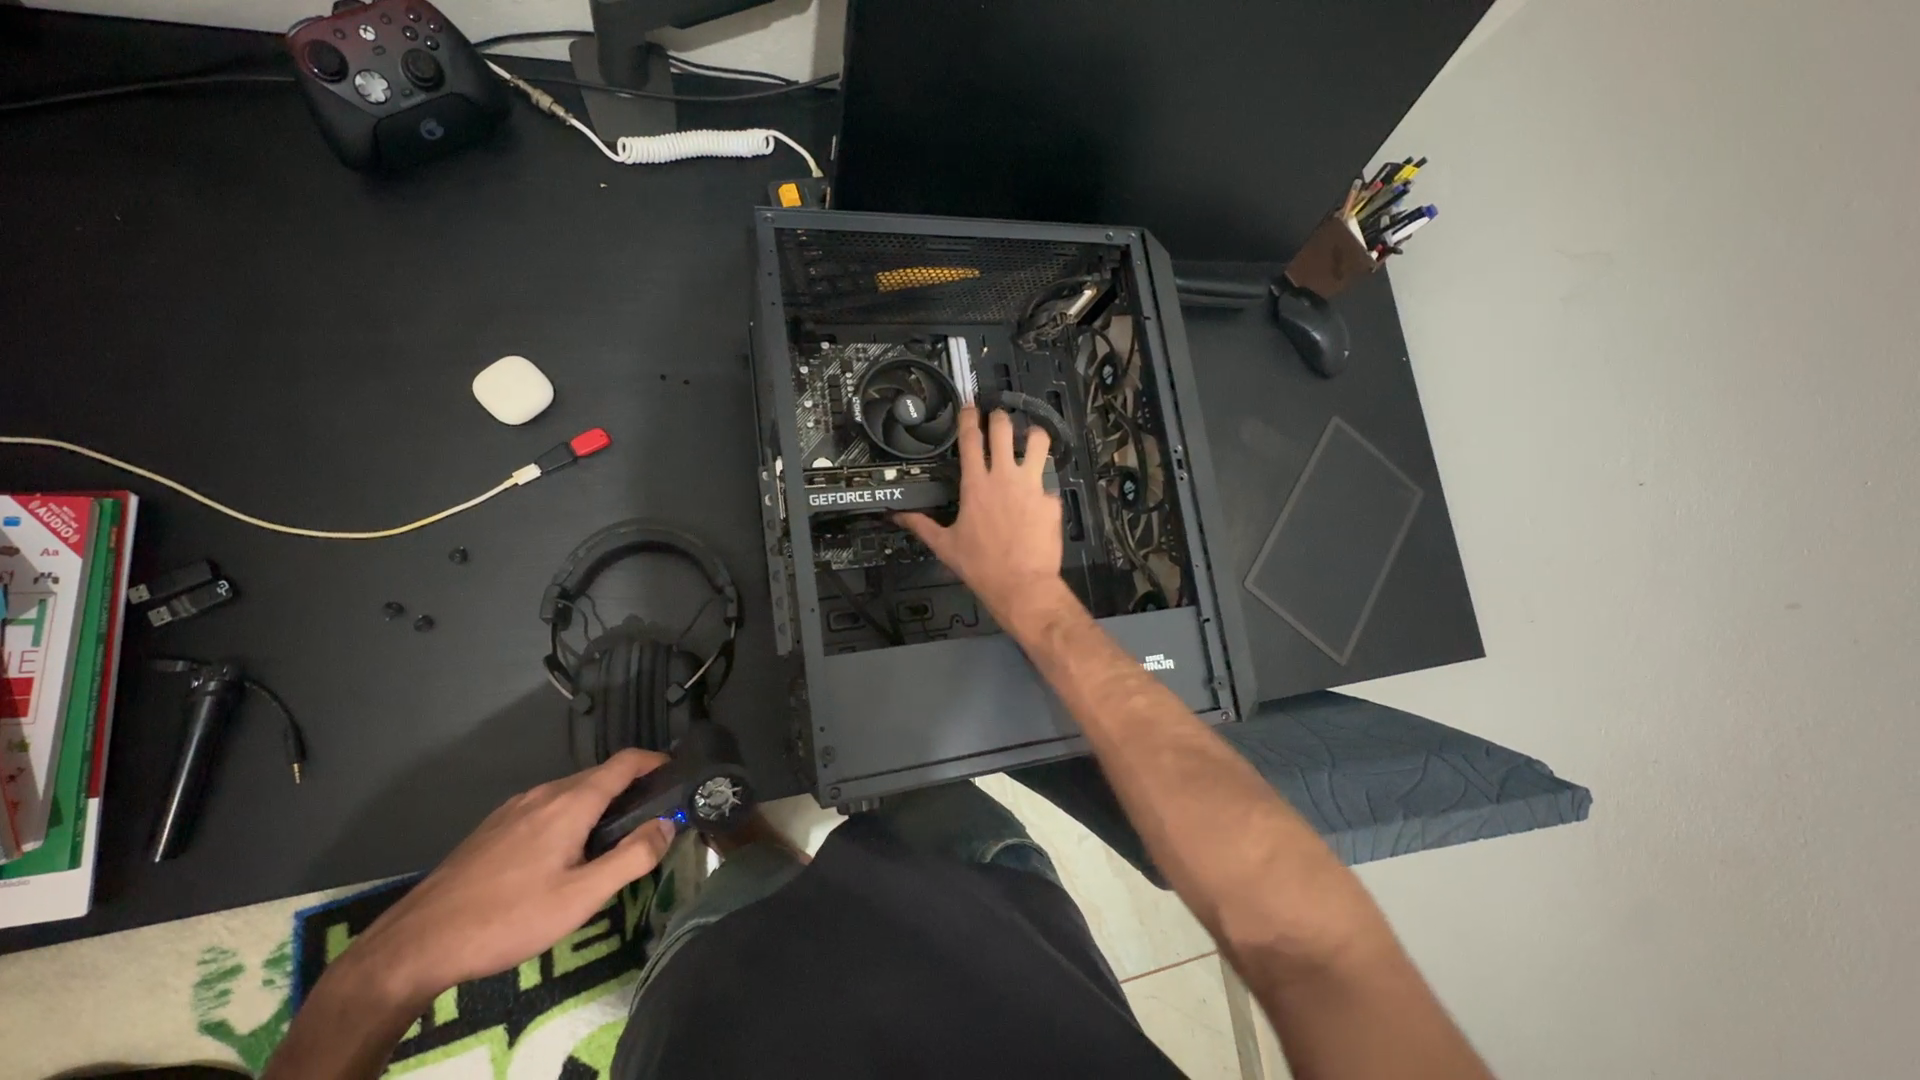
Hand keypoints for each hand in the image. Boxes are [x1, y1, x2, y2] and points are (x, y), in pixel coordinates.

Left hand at [336, 749, 676, 1005]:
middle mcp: (543, 794)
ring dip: (601, 805)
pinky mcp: (495, 827)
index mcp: (570, 803)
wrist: (419, 942)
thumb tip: (667, 824)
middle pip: (599, 776)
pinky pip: (546, 808)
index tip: (680, 775)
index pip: (624, 762)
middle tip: (655, 820)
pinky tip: (567, 854)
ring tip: (616, 840)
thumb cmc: (508, 918)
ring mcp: (514, 809)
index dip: (656, 762)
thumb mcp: (582, 897)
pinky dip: (572, 816)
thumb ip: (632, 857)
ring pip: (571, 793)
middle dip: (632, 789)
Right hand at [898, 407, 1065, 628]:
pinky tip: (1040, 492)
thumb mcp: (945, 545)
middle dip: (1000, 416)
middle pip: (1004, 428)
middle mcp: (1005, 477)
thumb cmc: (982, 566)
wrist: (1023, 585)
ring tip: (1029, 439)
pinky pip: (1049, 481)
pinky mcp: (1052, 500)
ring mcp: (1032, 485)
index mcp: (976, 484)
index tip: (970, 405)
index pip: (970, 438)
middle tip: (998, 418)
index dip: (969, 416)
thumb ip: (921, 525)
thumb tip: (898, 516)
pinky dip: (1044, 483)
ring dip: (1032, 435)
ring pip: (1038, 441)